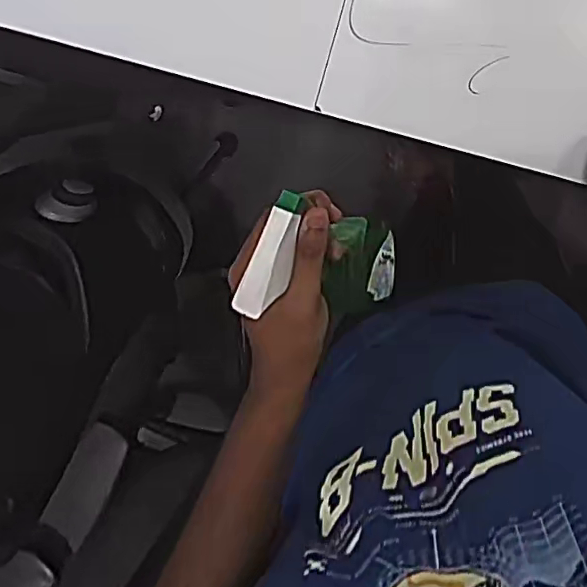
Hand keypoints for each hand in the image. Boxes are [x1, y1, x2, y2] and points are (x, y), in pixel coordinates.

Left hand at [227, 190, 343, 392]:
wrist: (287, 378)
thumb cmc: (292, 344)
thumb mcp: (303, 296)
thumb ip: (309, 255)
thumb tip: (315, 215)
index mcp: (248, 268)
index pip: (272, 219)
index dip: (302, 208)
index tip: (329, 212)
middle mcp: (253, 266)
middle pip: (283, 225)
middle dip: (314, 220)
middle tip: (338, 227)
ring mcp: (266, 273)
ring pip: (293, 237)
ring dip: (319, 235)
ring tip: (338, 248)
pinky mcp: (280, 280)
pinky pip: (298, 252)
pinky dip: (318, 249)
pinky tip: (333, 257)